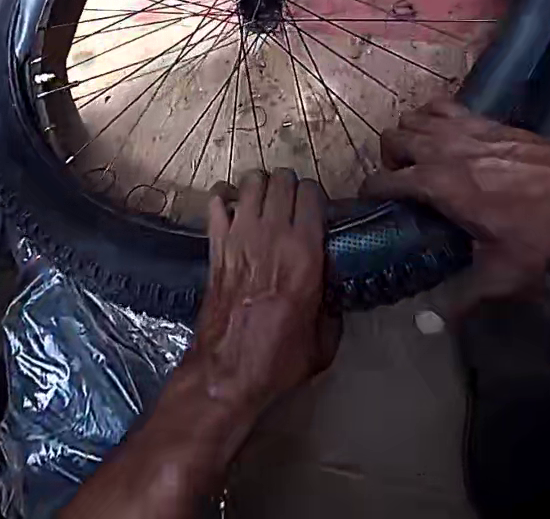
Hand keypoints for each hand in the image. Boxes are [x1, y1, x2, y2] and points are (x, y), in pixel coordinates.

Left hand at [182, 168, 339, 421]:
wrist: (227, 370)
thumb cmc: (278, 358)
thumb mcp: (323, 340)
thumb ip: (333, 306)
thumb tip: (333, 290)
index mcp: (304, 252)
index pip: (312, 194)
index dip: (315, 197)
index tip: (316, 211)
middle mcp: (273, 233)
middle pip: (282, 179)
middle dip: (289, 186)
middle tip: (290, 204)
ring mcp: (240, 233)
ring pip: (252, 180)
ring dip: (261, 187)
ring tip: (264, 202)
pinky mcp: (216, 241)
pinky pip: (217, 200)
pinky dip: (225, 199)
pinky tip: (232, 212)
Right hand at [363, 99, 549, 305]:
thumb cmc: (540, 228)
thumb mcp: (503, 270)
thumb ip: (464, 295)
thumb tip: (435, 322)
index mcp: (436, 183)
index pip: (382, 179)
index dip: (371, 192)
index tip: (373, 203)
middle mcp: (439, 149)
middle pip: (390, 139)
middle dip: (388, 160)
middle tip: (403, 182)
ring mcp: (458, 128)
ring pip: (409, 119)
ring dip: (407, 136)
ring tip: (420, 158)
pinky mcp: (477, 118)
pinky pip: (437, 105)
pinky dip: (430, 116)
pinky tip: (442, 134)